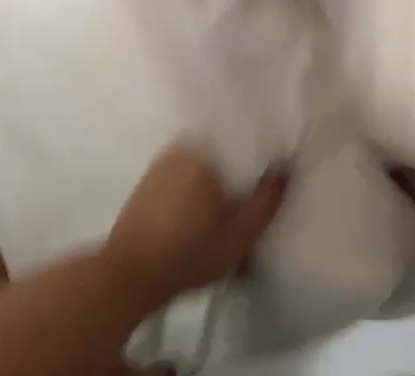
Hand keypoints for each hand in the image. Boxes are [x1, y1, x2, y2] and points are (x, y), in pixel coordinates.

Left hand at [101, 144, 288, 306]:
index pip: (240, 139)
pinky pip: (182, 182)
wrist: (129, 276)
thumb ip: (266, 201)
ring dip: (215, 192)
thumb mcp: (239, 235)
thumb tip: (285, 167)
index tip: (271, 176)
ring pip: (201, 172)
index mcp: (202, 150)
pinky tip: (202, 224)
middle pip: (220, 158)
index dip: (259, 158)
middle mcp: (179, 148)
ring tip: (227, 223)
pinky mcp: (147, 186)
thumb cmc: (188, 253)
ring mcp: (160, 166)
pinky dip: (195, 197)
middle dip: (236, 180)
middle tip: (249, 209)